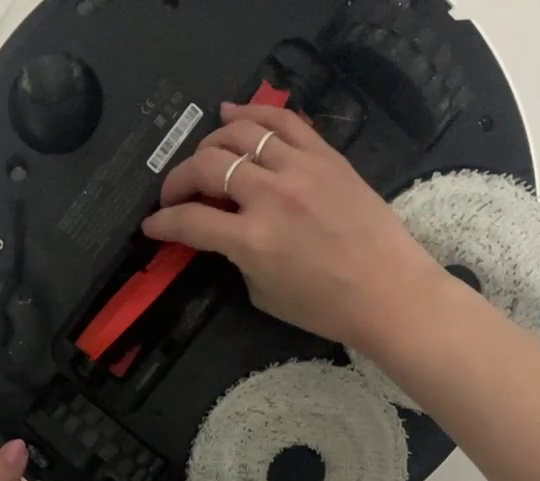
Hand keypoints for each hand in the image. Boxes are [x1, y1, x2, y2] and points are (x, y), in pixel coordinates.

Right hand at [142, 103, 452, 354]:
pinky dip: (253, 113)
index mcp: (252, 241)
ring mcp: (301, 169)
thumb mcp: (264, 293)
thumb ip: (238, 258)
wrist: (387, 291)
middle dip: (177, 179)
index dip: (162, 223)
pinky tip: (232, 113)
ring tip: (202, 154)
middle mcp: (271, 197)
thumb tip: (225, 234)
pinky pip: (283, 122)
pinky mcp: (326, 156)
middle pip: (207, 167)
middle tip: (172, 194)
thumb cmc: (325, 307)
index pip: (189, 222)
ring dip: (210, 142)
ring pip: (241, 133)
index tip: (151, 225)